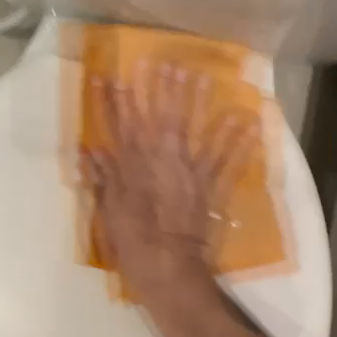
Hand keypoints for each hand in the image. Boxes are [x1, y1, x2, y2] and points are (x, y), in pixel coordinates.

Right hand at [81, 60, 257, 307]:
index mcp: (130, 171)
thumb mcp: (107, 216)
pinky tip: (247, 119)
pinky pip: (227, 161)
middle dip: (159, 90)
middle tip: (162, 62)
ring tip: (200, 76)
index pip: (118, 128)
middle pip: (158, 120)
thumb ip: (100, 181)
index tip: (106, 75)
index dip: (111, 102)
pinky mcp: (210, 189)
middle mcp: (160, 165)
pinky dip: (237, 141)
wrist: (170, 274)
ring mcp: (188, 175)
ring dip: (196, 103)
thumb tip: (88, 151)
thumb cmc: (132, 248)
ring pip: (191, 132)